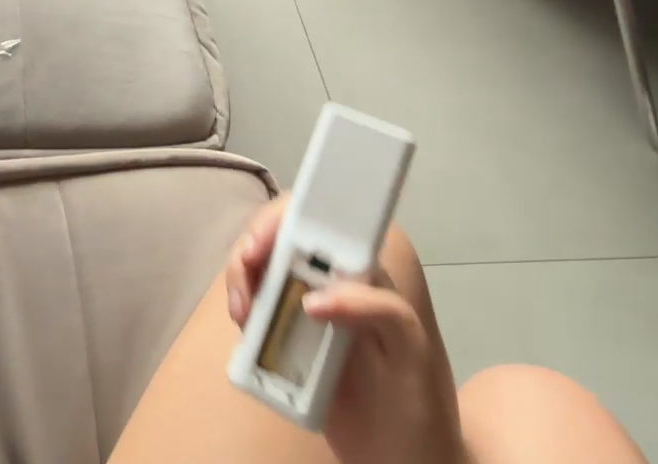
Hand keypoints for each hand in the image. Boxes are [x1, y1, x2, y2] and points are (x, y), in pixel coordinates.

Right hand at [226, 198, 468, 463]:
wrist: (403, 457)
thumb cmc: (417, 400)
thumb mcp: (410, 351)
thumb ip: (378, 310)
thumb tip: (315, 298)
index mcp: (363, 268)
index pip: (315, 218)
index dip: (279, 221)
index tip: (257, 249)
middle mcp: (330, 276)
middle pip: (276, 237)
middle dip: (249, 253)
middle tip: (243, 293)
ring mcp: (305, 301)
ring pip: (260, 266)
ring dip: (241, 280)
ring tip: (241, 317)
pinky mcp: (286, 329)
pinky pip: (255, 302)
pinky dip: (242, 306)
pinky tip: (244, 329)